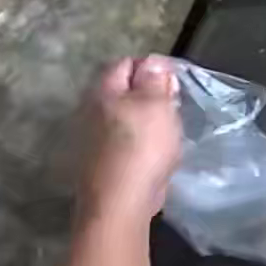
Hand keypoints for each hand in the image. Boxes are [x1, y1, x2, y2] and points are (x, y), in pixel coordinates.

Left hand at [73, 56, 181, 225]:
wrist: (121, 203)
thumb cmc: (142, 147)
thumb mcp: (157, 104)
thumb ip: (155, 80)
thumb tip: (152, 62)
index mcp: (104, 92)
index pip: (126, 64)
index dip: (152, 68)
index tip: (173, 83)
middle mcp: (92, 112)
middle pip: (124, 92)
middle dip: (150, 95)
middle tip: (173, 106)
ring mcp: (94, 140)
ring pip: (126, 119)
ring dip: (147, 121)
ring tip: (169, 132)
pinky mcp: (102, 163)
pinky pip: (126, 143)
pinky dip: (142, 144)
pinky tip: (157, 155)